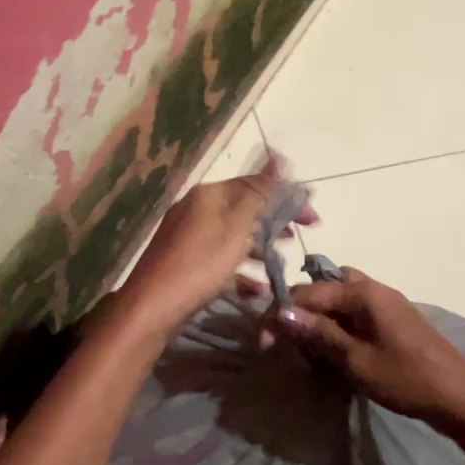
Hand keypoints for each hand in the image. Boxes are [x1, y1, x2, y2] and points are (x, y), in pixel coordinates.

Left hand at [116, 168, 309, 330]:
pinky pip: (219, 259)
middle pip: (244, 208)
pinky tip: (259, 289)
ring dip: (260, 244)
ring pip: (233, 234)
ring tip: (282, 260)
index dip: (286, 197)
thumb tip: (279, 156)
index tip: (313, 218)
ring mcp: (187, 235)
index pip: (254, 184)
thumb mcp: (236, 227)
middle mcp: (195, 208)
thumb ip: (259, 193)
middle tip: (301, 235)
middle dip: (275, 220)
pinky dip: (240, 269)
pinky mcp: (183, 262)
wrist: (151, 308)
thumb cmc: (199, 265)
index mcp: (209, 194)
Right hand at [278, 268, 464, 422]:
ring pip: (339, 299)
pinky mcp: (394, 319)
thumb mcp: (356, 360)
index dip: (281, 315)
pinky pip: (355, 311)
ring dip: (318, 317)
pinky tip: (332, 347)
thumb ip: (319, 334)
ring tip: (306, 345)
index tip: (264, 345)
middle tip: (283, 343)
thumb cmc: (407, 379)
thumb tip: (282, 312)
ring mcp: (387, 302)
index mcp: (363, 292)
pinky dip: (337, 324)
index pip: (308, 292)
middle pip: (323, 288)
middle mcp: (374, 288)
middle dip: (299, 311)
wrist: (462, 399)